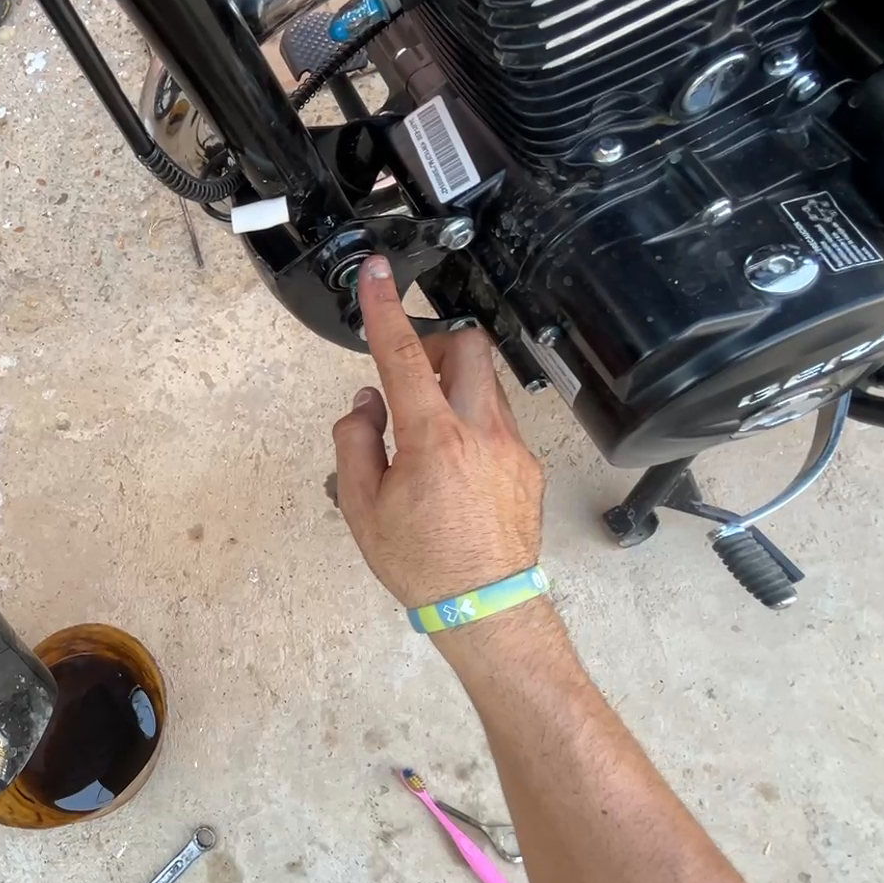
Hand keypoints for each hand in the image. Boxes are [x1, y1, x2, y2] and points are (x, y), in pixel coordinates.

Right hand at [331, 256, 544, 611]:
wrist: (483, 607)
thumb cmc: (416, 560)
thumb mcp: (360, 505)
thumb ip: (355, 441)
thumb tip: (367, 403)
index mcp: (432, 439)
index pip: (404, 357)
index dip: (385, 311)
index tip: (376, 275)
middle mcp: (481, 431)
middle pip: (468, 348)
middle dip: (434, 344)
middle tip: (407, 375)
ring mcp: (513, 446)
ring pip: (485, 383)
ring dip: (450, 387)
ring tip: (423, 435)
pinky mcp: (528, 465)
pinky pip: (497, 420)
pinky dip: (468, 422)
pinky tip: (451, 468)